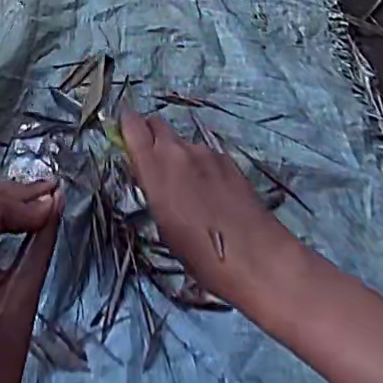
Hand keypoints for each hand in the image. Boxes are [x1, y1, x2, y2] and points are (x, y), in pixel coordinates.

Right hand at [118, 108, 299, 309]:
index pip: (132, 125)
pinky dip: (203, 166)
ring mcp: (205, 152)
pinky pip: (206, 155)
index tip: (126, 133)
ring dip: (180, 156)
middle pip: (157, 124)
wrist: (256, 258)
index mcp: (154, 166)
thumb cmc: (200, 253)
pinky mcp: (228, 159)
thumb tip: (150, 173)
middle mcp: (178, 151)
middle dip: (152, 135)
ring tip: (191, 188)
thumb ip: (152, 188)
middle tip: (154, 160)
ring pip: (183, 143)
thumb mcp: (162, 224)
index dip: (127, 125)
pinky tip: (214, 193)